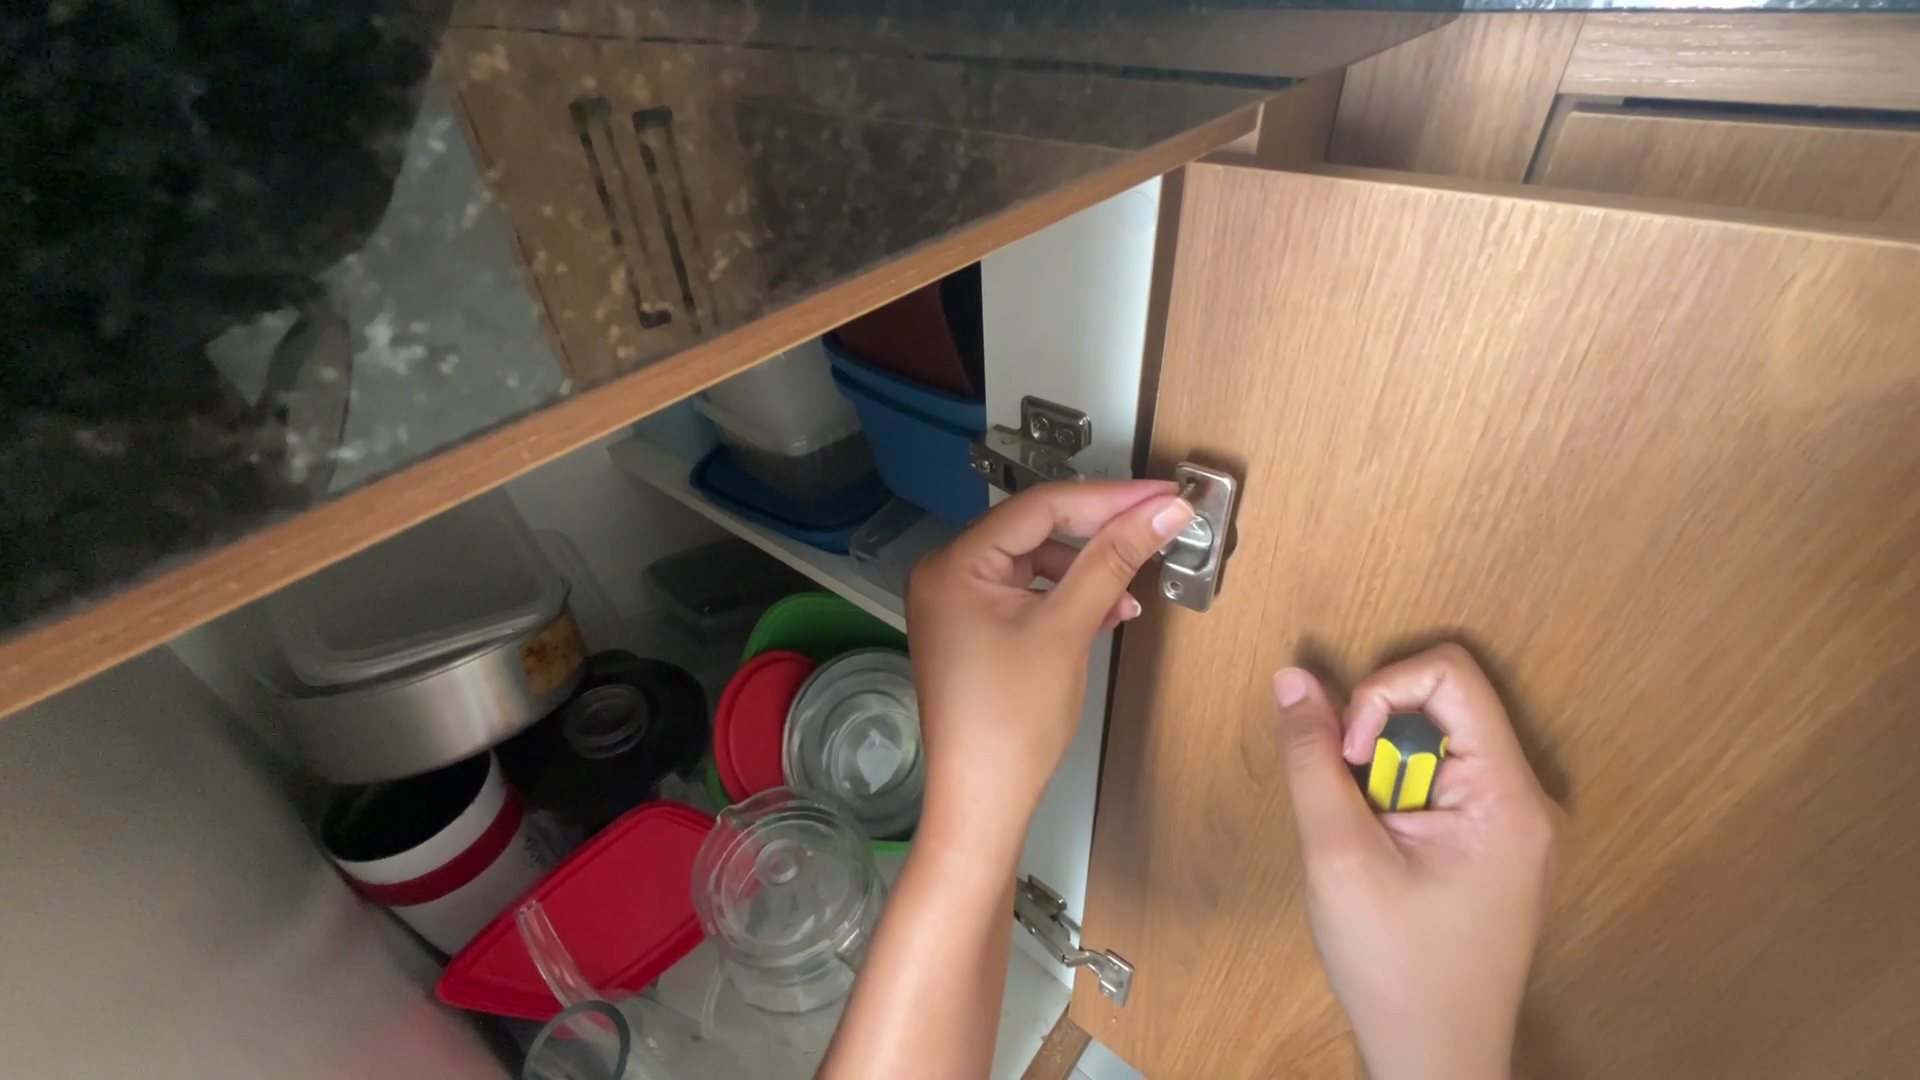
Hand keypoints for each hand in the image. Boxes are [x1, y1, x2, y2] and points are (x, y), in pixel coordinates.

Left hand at [908, 481, 1194, 828]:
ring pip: (1035, 564)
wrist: (983, 800)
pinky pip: (1027, 595)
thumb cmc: (1013, 720)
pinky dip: (1065, 599)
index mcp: (955, 564)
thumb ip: (1113, 560)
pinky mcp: (974, 629)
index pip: (1039, 507)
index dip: (1107, 498)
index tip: (1161, 495)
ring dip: (1085, 572)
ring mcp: (958, 603)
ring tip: (1130, 589)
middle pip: (1035, 532)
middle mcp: (947, 574)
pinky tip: (1106, 611)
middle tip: (1155, 525)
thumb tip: (1162, 510)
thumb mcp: (1066, 628)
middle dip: (1098, 534)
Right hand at [1272, 645, 1558, 1079]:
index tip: (1347, 756)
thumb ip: (1312, 758)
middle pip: (1439, 702)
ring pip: (1428, 739)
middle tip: (1347, 799)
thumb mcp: (1337, 854)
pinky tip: (1375, 841)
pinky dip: (1387, 788)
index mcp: (1506, 795)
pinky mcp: (1487, 838)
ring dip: (1375, 766)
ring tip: (1359, 828)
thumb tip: (1292, 677)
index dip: (1381, 692)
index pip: (1449, 674)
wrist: (1432, 1058)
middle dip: (1373, 734)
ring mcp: (1509, 821)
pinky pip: (1432, 773)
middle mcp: (1522, 797)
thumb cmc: (1392, 963)